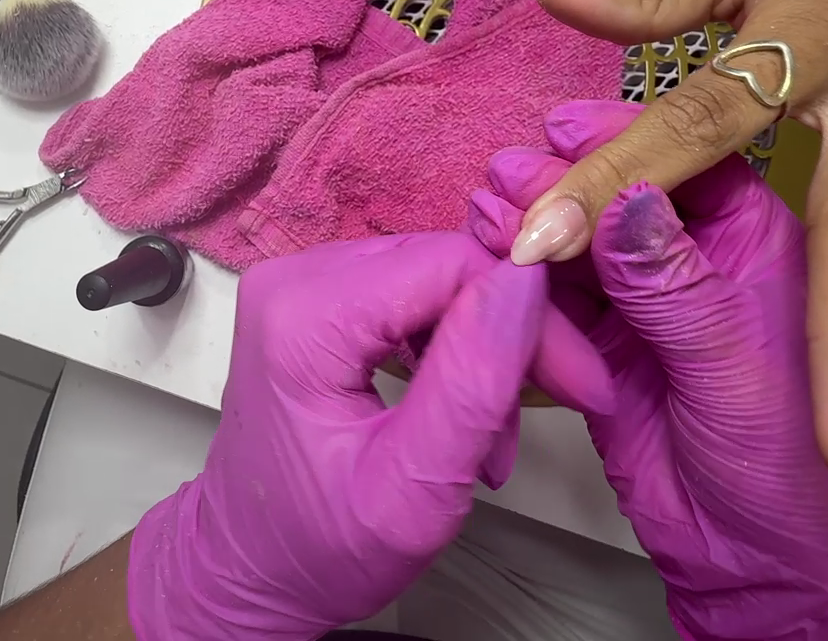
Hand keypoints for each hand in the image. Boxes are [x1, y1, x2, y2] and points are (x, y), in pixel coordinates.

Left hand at [127, 233, 547, 639]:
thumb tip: (525, 280)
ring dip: (478, 344)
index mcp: (304, 315)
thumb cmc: (319, 545)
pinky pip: (402, 291)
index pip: (447, 264)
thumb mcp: (414, 490)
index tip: (582, 383)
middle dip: (508, 333)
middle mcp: (294, 275)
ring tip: (490, 431)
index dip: (526, 314)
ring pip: (428, 276)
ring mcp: (297, 280)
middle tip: (557, 402)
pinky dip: (443, 343)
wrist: (245, 562)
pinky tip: (454, 403)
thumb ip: (472, 383)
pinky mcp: (310, 296)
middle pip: (438, 264)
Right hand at [471, 100, 827, 640]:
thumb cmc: (782, 470)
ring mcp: (635, 289)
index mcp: (750, 241)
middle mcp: (688, 251)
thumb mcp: (734, 370)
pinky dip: (514, 266)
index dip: (626, 140)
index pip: (688, 163)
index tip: (562, 129)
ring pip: (573, 233)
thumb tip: (624, 197)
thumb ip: (674, 286)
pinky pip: (547, 283)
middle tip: (508, 175)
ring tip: (487, 207)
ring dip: (528, 218)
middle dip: (560, 181)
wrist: (745, 560)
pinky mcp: (592, 326)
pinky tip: (488, 248)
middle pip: (615, 191)